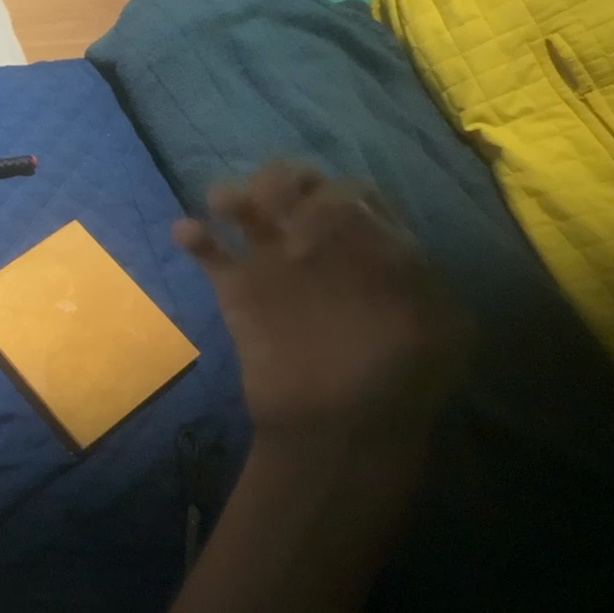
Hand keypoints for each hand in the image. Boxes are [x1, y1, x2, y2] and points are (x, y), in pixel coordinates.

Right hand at [174, 163, 464, 465]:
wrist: (330, 429)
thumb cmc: (392, 381)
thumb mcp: (427, 321)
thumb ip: (397, 264)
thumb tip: (352, 219)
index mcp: (379, 254)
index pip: (353, 195)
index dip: (332, 192)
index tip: (317, 211)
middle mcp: (326, 251)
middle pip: (298, 193)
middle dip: (282, 183)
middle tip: (268, 202)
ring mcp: (277, 270)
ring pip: (251, 213)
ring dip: (235, 196)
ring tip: (224, 202)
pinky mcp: (236, 292)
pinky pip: (211, 253)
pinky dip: (194, 235)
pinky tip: (186, 231)